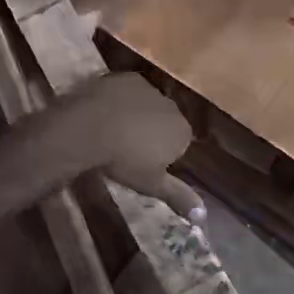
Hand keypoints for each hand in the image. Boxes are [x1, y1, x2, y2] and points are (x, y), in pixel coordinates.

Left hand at [47, 74, 204, 221]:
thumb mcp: (151, 184)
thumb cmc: (124, 160)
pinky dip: (121, 98)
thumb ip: (179, 197)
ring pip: (147, 103)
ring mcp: (148, 88)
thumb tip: (203, 216)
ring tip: (114, 130)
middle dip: (152, 131)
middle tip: (128, 149)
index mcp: (182, 131)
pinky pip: (128, 90)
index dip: (162, 154)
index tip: (144, 164)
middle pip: (166, 121)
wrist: (90, 127)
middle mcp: (172, 106)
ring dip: (137, 113)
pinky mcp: (126, 77)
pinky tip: (105, 111)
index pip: (180, 143)